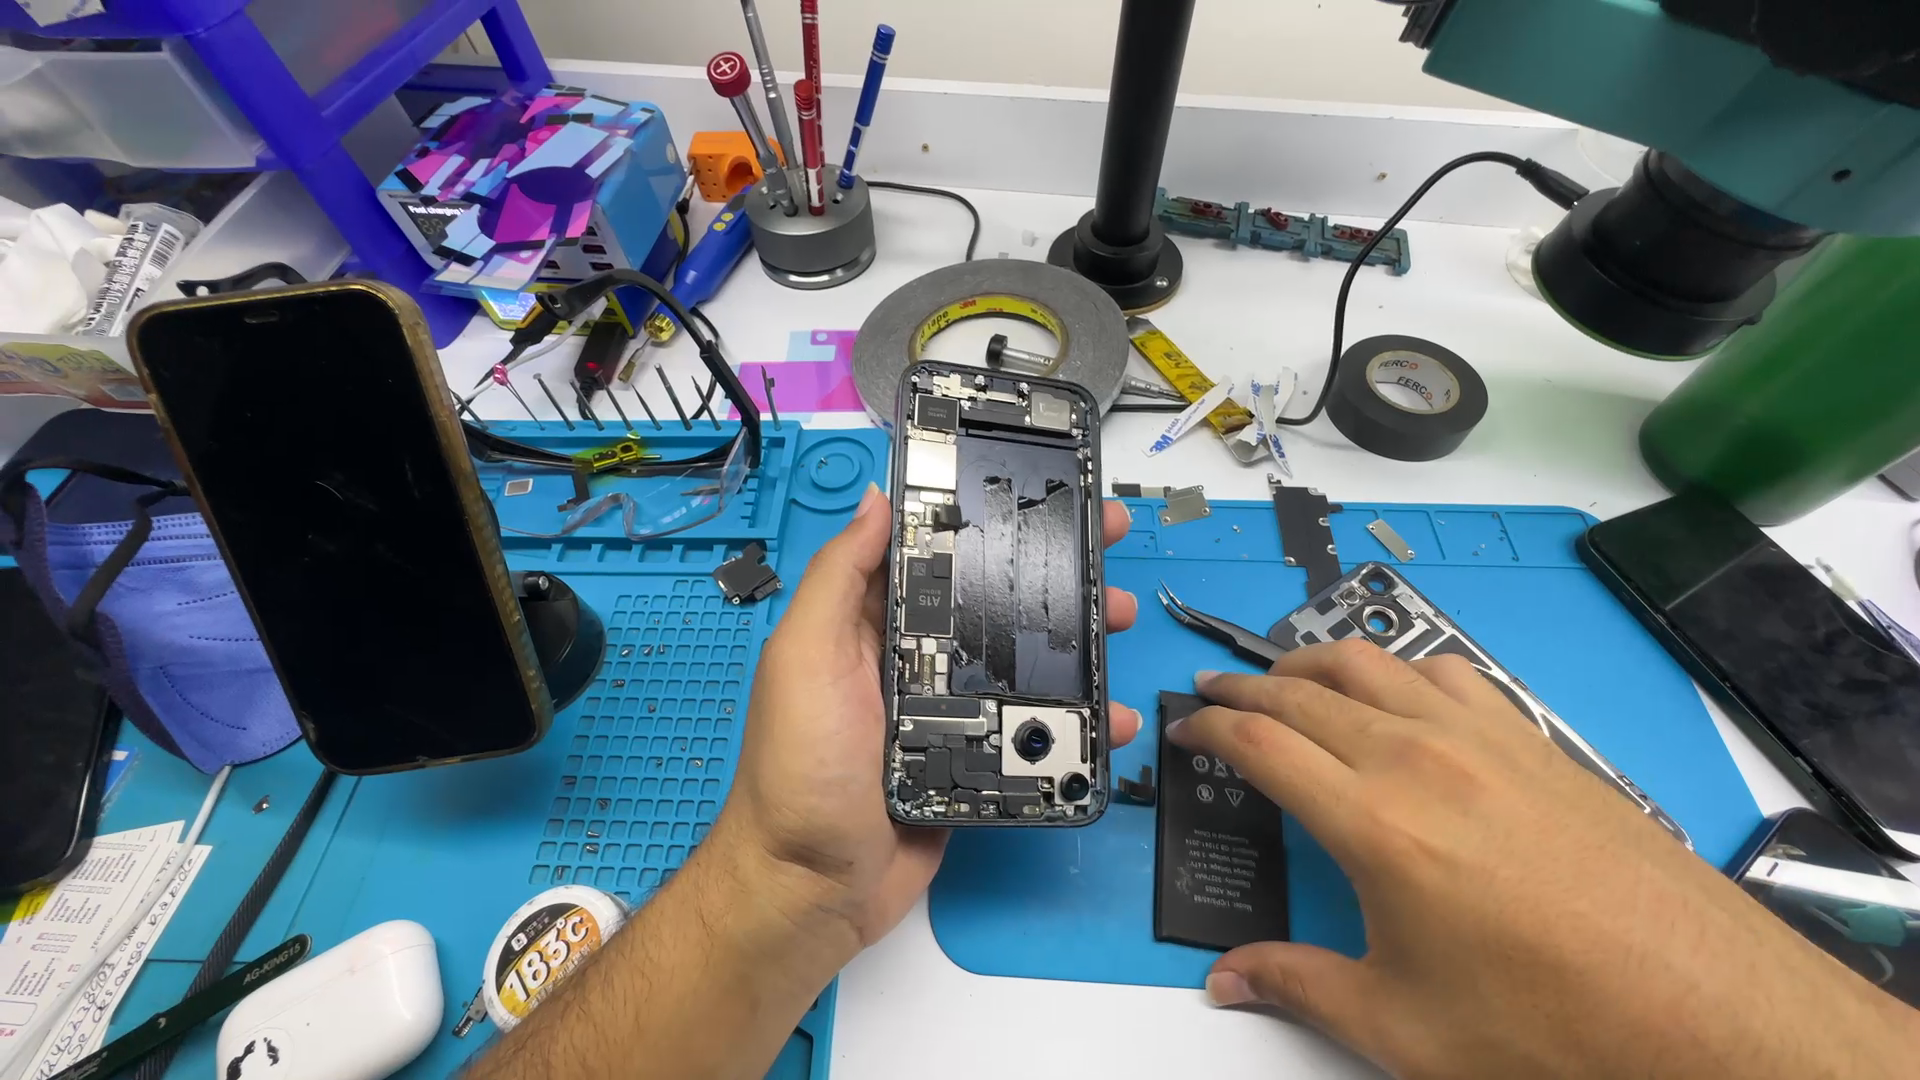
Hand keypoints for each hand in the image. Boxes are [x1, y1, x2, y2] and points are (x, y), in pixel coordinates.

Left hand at [715, 486, 1141, 948]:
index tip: (1040, 490)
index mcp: (876, 623)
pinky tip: (1113, 714)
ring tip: (1120, 616)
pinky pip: (1035, 726)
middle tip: (1104, 542)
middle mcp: (918, 657)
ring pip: (1026, 659)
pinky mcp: (980, 758)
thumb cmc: (801, 765)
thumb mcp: (805, 656)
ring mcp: (953, 709)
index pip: (938, 553)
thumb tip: (875, 499)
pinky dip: (1079, 719)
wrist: (814, 887)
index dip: (987, 518)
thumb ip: (839, 578)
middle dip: (1051, 569)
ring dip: (1077, 636)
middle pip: (995, 600)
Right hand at [1169, 642, 1919, 1079]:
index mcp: (1371, 822)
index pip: (1258, 743)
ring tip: (1281, 675)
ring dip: (1308, 661)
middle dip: (1240, 687)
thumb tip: (1222, 981)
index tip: (1184, 731)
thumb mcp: (1405, 1024)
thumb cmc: (1550, 1027)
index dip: (1207, 728)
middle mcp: (1415, 758)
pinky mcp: (1531, 739)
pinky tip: (1392, 689)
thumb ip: (1297, 984)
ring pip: (1366, 663)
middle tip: (1209, 692)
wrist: (1721, 1023)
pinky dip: (1395, 666)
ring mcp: (1478, 738)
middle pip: (1299, 692)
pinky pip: (1444, 671)